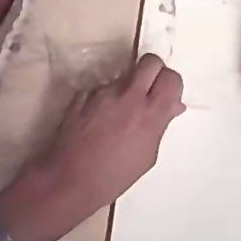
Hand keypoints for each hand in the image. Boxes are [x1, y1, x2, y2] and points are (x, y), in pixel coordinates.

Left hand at [0, 54, 185, 240]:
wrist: (69, 179)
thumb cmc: (113, 177)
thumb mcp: (147, 155)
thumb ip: (159, 125)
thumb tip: (170, 107)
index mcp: (150, 114)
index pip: (171, 78)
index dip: (171, 84)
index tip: (167, 95)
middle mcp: (128, 97)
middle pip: (150, 61)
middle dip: (154, 72)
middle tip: (149, 90)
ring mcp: (102, 93)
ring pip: (123, 77)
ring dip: (126, 89)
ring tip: (118, 115)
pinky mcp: (82, 94)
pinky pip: (99, 89)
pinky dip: (103, 100)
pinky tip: (97, 121)